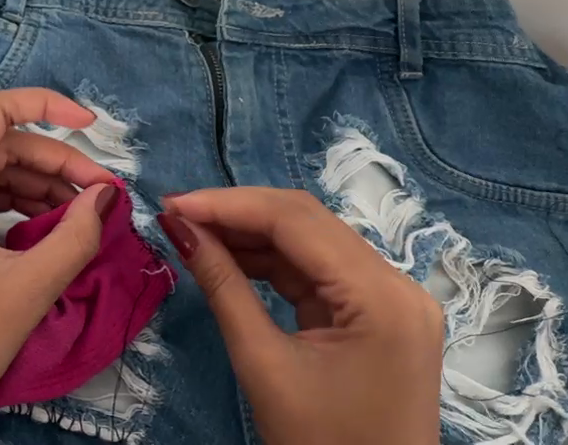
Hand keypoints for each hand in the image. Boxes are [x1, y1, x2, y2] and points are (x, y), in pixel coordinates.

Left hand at [0, 89, 120, 444]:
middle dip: (54, 163)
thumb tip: (107, 195)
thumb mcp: (29, 287)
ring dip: (38, 186)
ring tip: (84, 213)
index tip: (91, 125)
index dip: (46, 105)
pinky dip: (14, 206)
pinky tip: (48, 227)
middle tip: (103, 192)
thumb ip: (76, 233)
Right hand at [159, 188, 442, 444]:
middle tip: (177, 214)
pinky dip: (270, 260)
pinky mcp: (377, 313)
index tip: (172, 204)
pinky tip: (228, 256)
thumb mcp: (264, 364)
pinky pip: (316, 268)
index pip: (295, 220)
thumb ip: (222, 284)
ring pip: (309, 239)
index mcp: (381, 295)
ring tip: (193, 233)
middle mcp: (396, 283)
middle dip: (236, 212)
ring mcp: (391, 298)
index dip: (227, 204)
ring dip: (250, 232)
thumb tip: (177, 226)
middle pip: (305, 221)